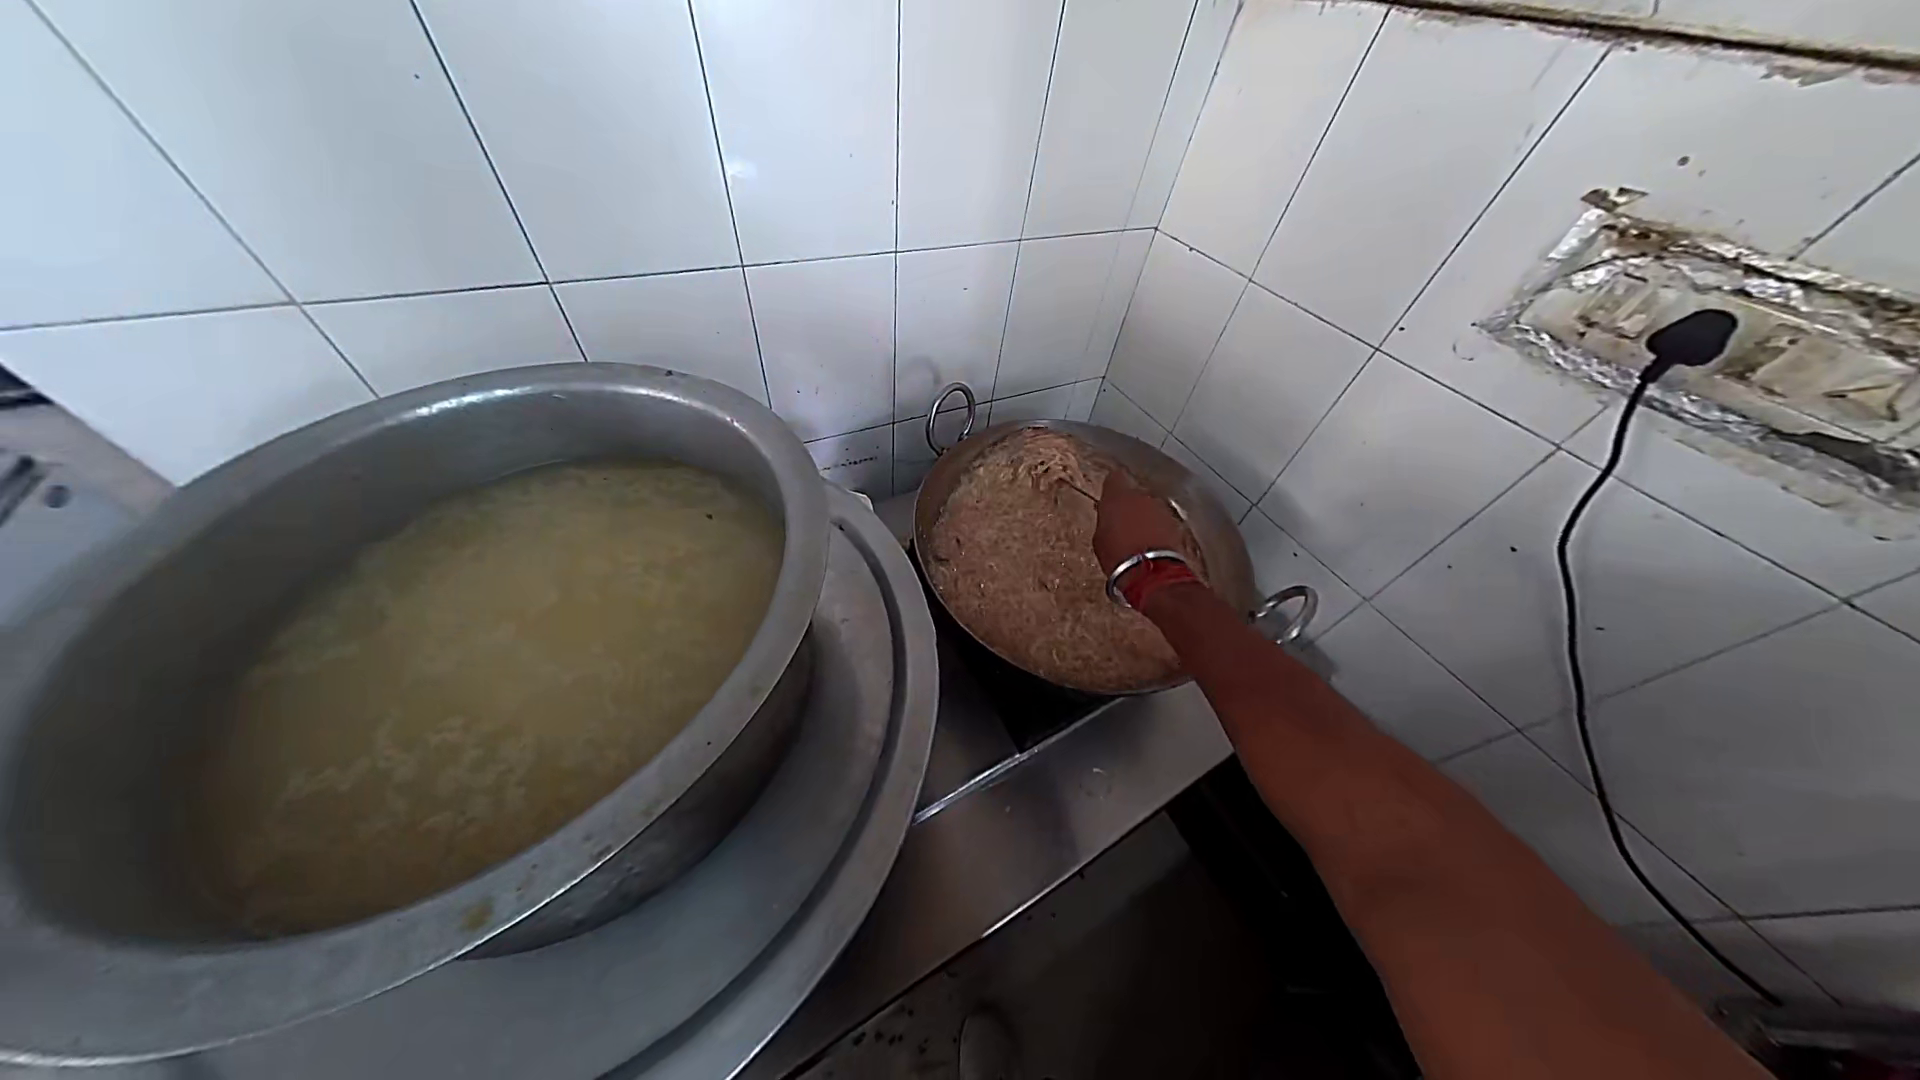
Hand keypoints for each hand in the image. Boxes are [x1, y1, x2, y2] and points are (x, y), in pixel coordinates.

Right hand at [1093, 469, 1186, 573]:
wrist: (1149, 571)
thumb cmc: (1116, 554)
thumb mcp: (1100, 537)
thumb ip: (1107, 520)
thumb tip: (1111, 518)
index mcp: (1118, 495)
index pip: (1115, 478)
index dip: (1113, 487)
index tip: (1109, 497)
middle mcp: (1142, 495)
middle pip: (1136, 494)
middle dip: (1131, 505)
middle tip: (1123, 524)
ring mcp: (1162, 509)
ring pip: (1151, 508)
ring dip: (1147, 518)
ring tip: (1138, 538)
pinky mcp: (1176, 524)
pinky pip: (1163, 522)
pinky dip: (1159, 530)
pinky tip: (1152, 546)